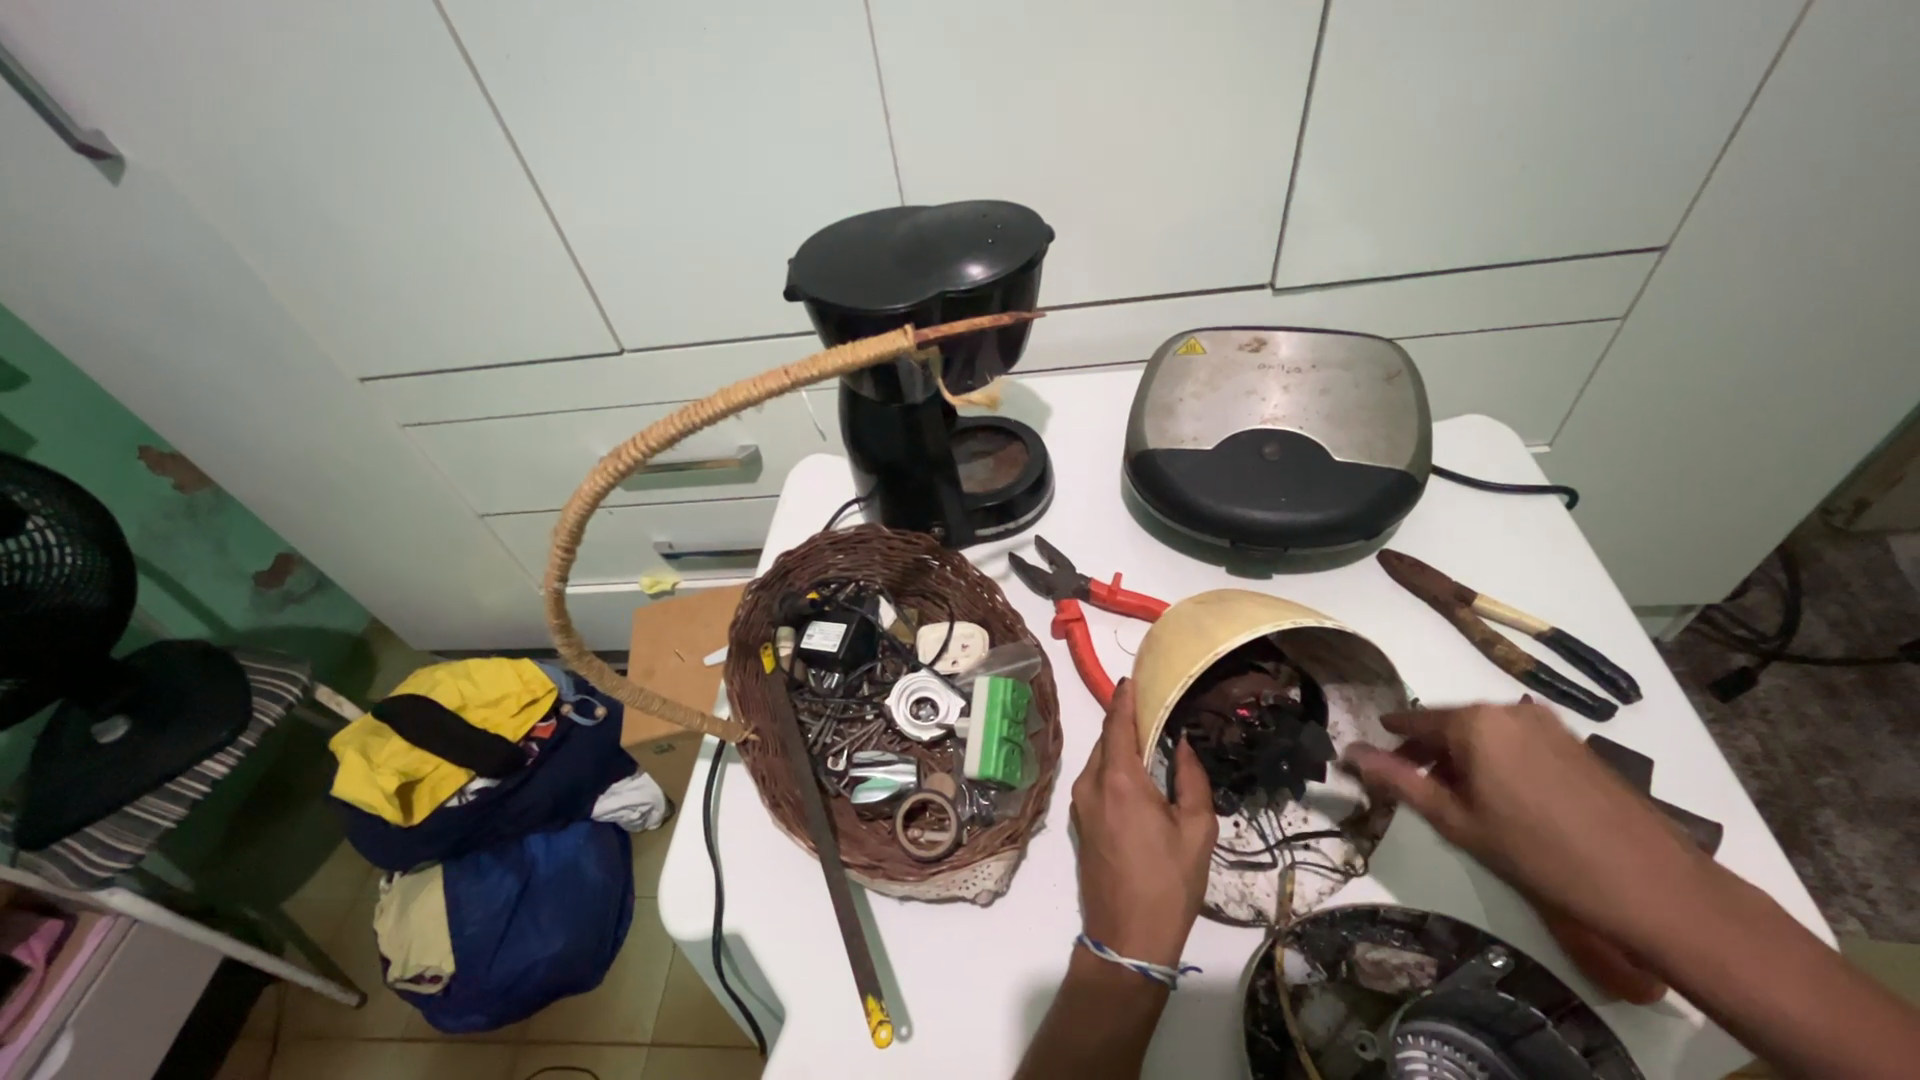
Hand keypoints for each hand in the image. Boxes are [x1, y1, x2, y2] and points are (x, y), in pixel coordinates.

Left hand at [1068, 678, 1217, 967]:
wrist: (1127, 937)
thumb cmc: (1169, 883)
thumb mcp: (1197, 830)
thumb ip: (1191, 779)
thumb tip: (1184, 745)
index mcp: (1119, 780)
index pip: (1117, 724)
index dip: (1124, 698)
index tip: (1133, 678)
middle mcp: (1090, 785)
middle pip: (1106, 740)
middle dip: (1125, 720)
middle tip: (1153, 708)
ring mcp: (1080, 805)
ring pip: (1098, 761)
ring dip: (1119, 746)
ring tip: (1148, 738)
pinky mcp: (1079, 823)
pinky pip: (1095, 781)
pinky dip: (1112, 768)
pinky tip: (1135, 773)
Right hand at [1341, 702, 1706, 940]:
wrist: (1648, 882)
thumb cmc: (1537, 853)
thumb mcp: (1456, 821)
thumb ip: (1399, 781)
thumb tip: (1349, 752)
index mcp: (1474, 721)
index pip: (1413, 720)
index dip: (1391, 742)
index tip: (1374, 762)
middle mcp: (1508, 709)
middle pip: (1450, 724)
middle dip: (1429, 752)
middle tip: (1416, 789)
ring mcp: (1548, 724)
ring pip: (1485, 733)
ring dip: (1463, 758)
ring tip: (1459, 801)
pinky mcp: (1575, 743)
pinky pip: (1516, 741)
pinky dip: (1497, 761)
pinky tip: (1501, 800)